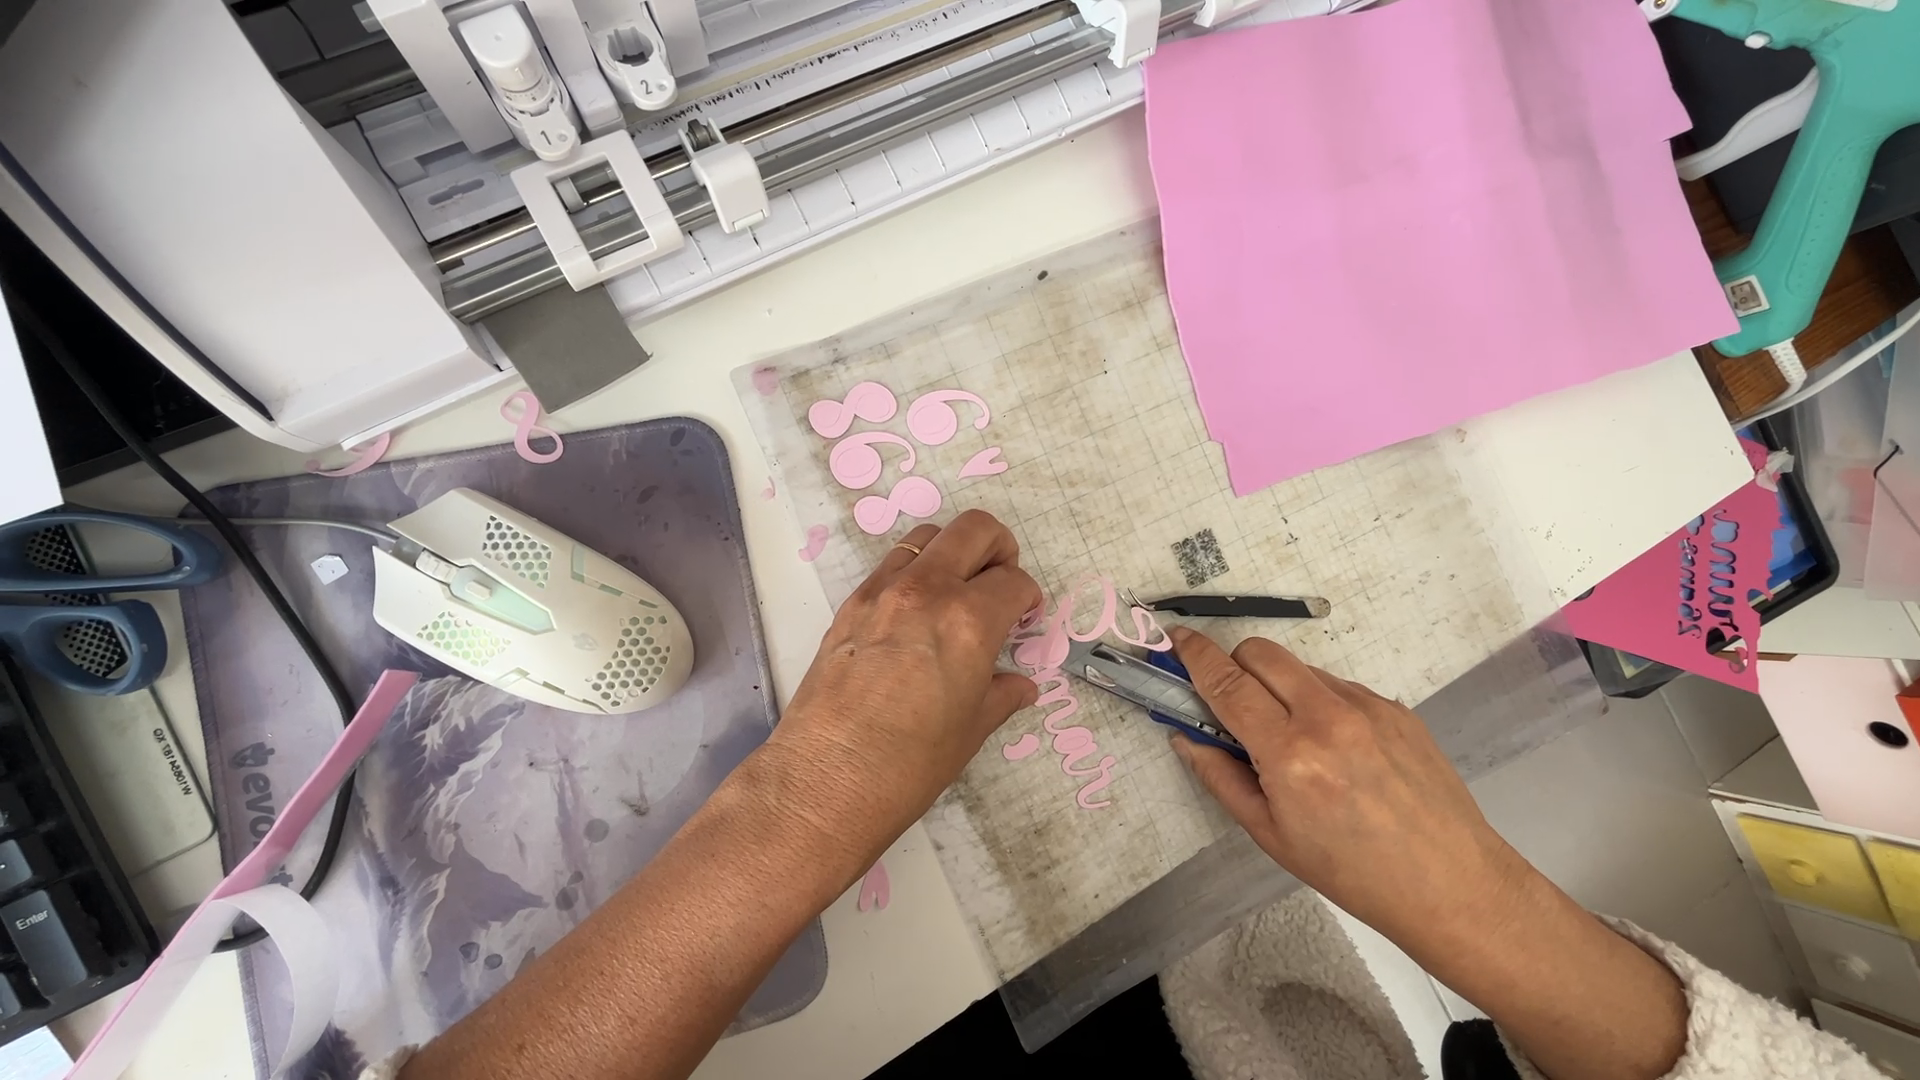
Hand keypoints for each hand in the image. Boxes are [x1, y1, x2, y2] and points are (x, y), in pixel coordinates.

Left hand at [763, 510, 1040, 865]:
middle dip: (1000, 547)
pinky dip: (915, 572)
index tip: (1025, 618)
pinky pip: (891, 564)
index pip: (1013, 582)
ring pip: (928, 537)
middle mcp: (927, 590)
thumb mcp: (971, 729)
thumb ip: (1001, 695)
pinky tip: (916, 613)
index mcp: (969, 620)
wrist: (827, 777)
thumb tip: (1021, 686)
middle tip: (1001, 582)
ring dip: (953, 552)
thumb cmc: (910, 763)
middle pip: (975, 530)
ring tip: (958, 591)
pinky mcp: (851, 603)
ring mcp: (883, 591)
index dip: (1028, 598)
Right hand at [1166, 627, 1529, 942]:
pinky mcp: (1395, 708)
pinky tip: (1338, 750)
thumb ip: (1219, 776)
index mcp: (1290, 754)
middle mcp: (1328, 718)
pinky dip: (1319, 703)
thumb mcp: (1269, 834)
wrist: (1453, 885)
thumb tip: (1183, 736)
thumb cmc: (1351, 871)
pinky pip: (1338, 686)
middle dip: (1235, 665)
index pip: (1227, 683)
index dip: (1194, 655)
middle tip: (1236, 705)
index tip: (1175, 638)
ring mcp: (1368, 707)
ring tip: (1296, 739)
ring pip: (1299, 668)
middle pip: (1261, 653)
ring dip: (1278, 686)